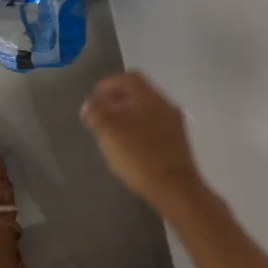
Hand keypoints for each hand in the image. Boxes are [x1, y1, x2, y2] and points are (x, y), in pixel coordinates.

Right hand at [81, 71, 206, 213]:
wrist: (175, 189)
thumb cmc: (139, 156)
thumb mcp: (109, 133)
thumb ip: (97, 114)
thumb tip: (89, 104)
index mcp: (150, 98)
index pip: (129, 78)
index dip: (109, 84)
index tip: (94, 97)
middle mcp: (165, 106)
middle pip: (139, 94)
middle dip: (117, 100)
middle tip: (100, 114)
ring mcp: (175, 125)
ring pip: (147, 111)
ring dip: (128, 116)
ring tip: (111, 131)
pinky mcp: (177, 144)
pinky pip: (154, 127)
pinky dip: (138, 129)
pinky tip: (129, 147)